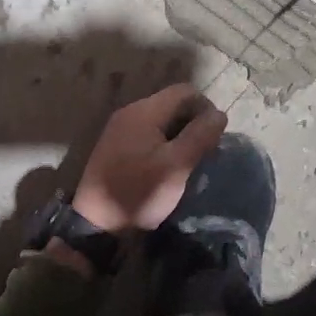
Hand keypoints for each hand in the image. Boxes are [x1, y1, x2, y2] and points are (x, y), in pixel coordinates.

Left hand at [72, 84, 227, 233]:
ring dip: (180, 135)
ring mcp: (119, 130)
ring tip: (189, 160)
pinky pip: (147, 134)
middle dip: (193, 122)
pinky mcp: (115, 147)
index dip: (206, 108)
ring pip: (161, 120)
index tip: (214, 136)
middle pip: (172, 104)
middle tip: (205, 151)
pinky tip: (168, 166)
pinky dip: (163, 143)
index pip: (185, 92)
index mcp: (144, 111)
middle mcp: (129, 113)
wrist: (95, 224)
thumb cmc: (139, 192)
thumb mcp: (176, 166)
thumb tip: (219, 114)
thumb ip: (200, 136)